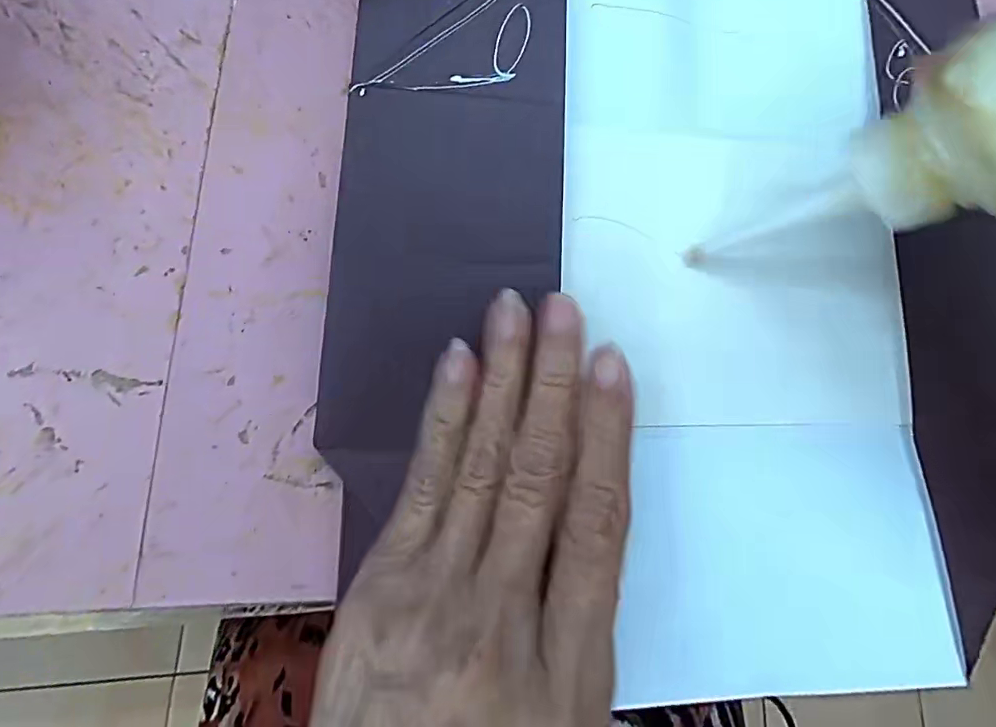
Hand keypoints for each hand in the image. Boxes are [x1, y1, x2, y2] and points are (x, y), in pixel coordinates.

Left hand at [311, 290, 635, 726]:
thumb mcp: (567, 716)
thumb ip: (579, 617)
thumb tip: (592, 518)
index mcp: (568, 660)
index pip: (598, 521)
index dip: (608, 432)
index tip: (611, 364)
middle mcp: (503, 613)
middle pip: (538, 474)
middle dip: (551, 381)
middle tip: (561, 309)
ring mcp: (435, 593)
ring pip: (481, 464)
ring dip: (500, 379)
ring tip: (512, 312)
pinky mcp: (383, 582)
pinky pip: (423, 484)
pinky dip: (444, 416)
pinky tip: (459, 363)